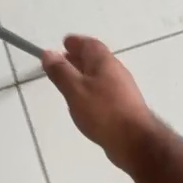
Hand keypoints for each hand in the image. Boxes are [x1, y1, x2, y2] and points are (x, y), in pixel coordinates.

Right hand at [42, 35, 163, 172]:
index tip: (64, 43)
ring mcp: (122, 90)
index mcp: (104, 62)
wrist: (134, 140)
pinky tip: (84, 102)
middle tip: (63, 60)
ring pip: (100, 76)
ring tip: (69, 81)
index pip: (90, 44)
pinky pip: (103, 91)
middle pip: (96, 59)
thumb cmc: (102, 111)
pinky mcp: (123, 106)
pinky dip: (91, 89)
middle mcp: (116, 71)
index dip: (76, 42)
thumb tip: (48, 53)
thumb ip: (61, 71)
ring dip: (84, 74)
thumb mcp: (75, 89)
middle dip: (79, 57)